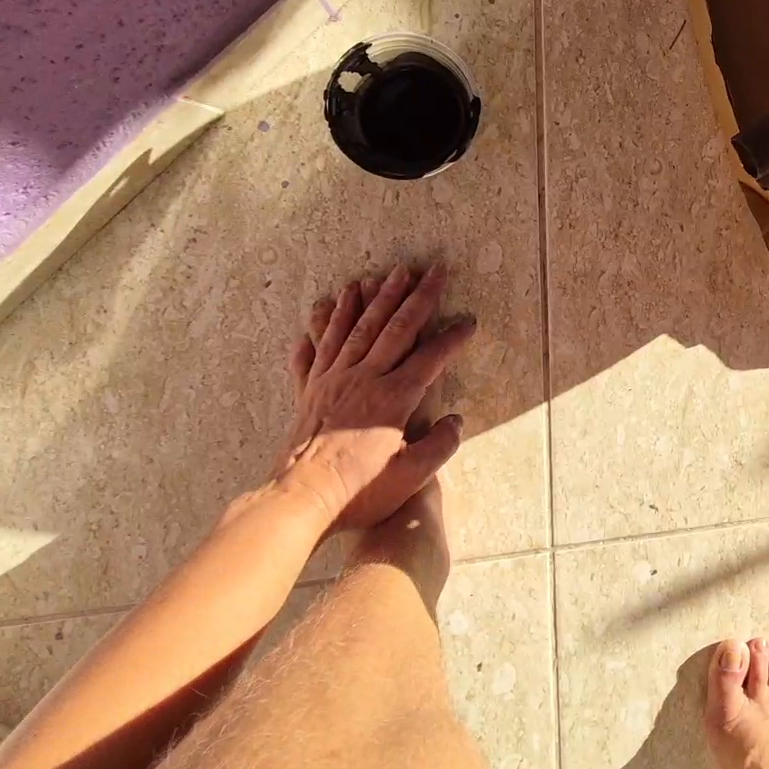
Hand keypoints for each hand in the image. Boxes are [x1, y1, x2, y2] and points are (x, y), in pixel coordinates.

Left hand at [273, 263, 475, 532]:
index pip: (430, 357)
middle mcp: (363, 379)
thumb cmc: (360, 491)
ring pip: (356, 329)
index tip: (468, 320)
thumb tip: (456, 420)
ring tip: (381, 275)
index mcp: (393, 398)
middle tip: (430, 269)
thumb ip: (440, 445)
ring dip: (372, 299)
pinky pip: (316, 350)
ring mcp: (332, 381)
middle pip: (394, 327)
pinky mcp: (308, 391)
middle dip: (416, 296)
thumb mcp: (412, 476)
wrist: (299, 499)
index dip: (452, 337)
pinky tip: (322, 309)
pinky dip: (321, 326)